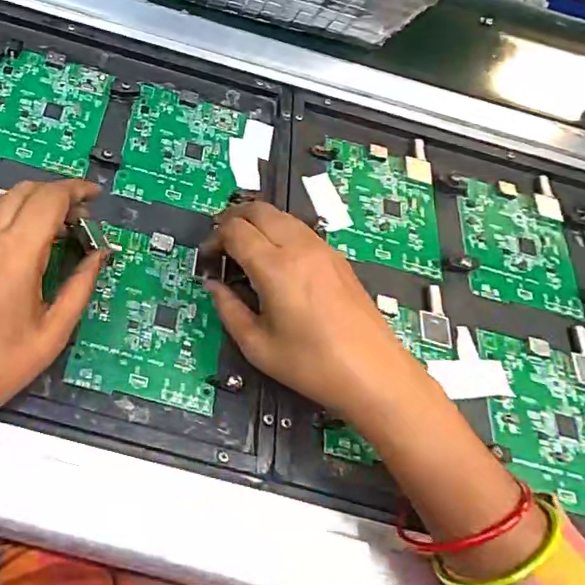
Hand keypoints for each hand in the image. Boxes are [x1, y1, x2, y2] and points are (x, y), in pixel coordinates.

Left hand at [0, 179, 107, 462]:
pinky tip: (21, 242)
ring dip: (32, 201)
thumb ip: (80, 287)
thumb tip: (99, 254)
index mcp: (15, 255)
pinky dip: (10, 213)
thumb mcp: (51, 334)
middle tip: (79, 216)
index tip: (94, 195)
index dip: (76, 189)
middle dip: (57, 192)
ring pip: (3, 198)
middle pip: (26, 189)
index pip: (49, 199)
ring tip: (54, 228)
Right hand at [204, 201, 432, 425]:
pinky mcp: (337, 258)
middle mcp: (300, 248)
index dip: (214, 239)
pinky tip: (276, 259)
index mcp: (276, 268)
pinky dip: (279, 231)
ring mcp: (322, 249)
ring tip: (246, 250)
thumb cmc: (314, 366)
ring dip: (257, 222)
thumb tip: (214, 287)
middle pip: (257, 209)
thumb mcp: (258, 347)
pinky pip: (300, 228)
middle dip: (232, 220)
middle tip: (222, 245)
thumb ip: (228, 310)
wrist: (375, 375)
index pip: (235, 229)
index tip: (209, 258)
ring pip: (280, 214)